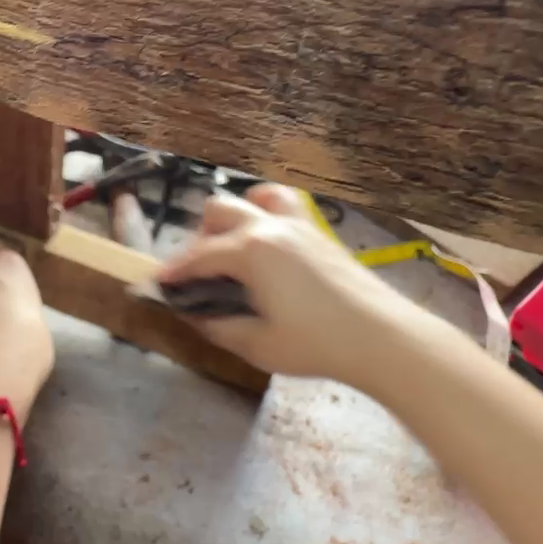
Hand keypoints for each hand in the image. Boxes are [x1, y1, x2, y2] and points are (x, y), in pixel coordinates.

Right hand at [158, 185, 422, 383]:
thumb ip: (219, 327)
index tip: (159, 283)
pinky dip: (266, 212)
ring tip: (234, 248)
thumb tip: (194, 316)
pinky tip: (269, 242)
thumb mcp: (258, 345)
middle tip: (201, 273)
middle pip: (218, 211)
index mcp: (249, 251)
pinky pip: (284, 204)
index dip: (175, 270)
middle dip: (200, 238)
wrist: (383, 338)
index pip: (199, 256)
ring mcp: (297, 223)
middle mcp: (269, 227)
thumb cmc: (317, 344)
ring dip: (235, 217)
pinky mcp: (318, 231)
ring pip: (252, 198)